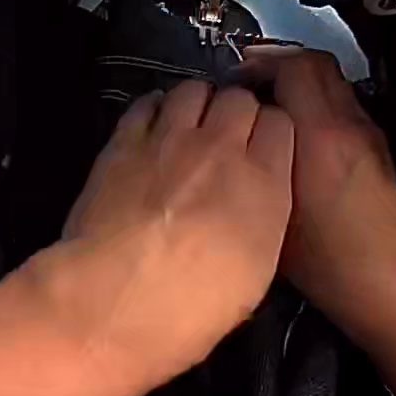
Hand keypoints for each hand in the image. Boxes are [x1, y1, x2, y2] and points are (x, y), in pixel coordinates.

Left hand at [37, 80, 293, 384]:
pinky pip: (146, 103)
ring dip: (199, 103)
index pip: (281, 122)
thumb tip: (254, 192)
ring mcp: (169, 139)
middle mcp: (220, 148)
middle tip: (227, 137)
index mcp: (263, 182)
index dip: (272, 132)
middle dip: (238, 112)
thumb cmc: (195, 306)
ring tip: (191, 126)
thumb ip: (264, 212)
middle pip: (239, 98)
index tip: (263, 148)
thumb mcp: (258, 269)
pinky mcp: (124, 142)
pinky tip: (153, 126)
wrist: (115, 302)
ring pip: (194, 89)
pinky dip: (155, 108)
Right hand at [235, 49, 395, 339]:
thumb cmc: (323, 259)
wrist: (386, 284)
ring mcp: (368, 133)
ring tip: (270, 103)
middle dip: (280, 62)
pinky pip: (343, 102)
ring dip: (300, 80)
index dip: (261, 63)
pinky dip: (317, 100)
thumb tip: (244, 131)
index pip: (294, 68)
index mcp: (320, 136)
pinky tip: (298, 129)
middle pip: (317, 63)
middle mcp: (348, 124)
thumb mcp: (273, 212)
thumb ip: (258, 162)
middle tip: (250, 81)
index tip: (236, 80)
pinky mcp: (377, 146)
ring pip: (333, 81)